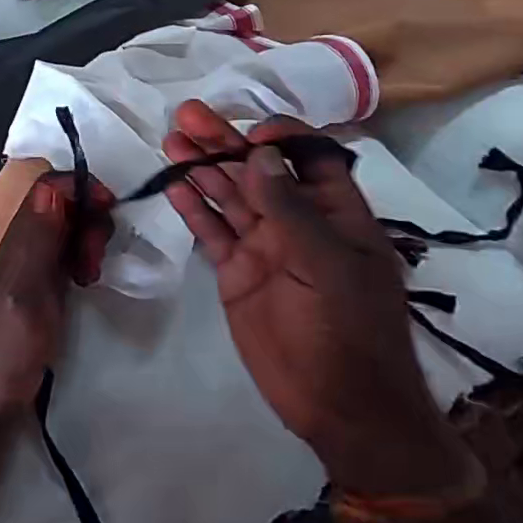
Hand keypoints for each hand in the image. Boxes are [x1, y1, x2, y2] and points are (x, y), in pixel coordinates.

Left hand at [0, 172, 114, 411]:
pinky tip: (88, 279)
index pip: (47, 187)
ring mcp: (34, 260)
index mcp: (15, 238)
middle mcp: (24, 241)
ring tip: (91, 274)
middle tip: (94, 259)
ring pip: (70, 224)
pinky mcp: (45, 279)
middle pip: (64, 201)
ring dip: (90, 238)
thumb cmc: (8, 347)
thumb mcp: (24, 294)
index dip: (79, 187)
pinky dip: (86, 255)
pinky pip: (71, 248)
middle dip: (89, 218)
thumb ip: (37, 242)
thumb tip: (51, 187)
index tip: (108, 207)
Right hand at [162, 102, 480, 496]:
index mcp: (335, 210)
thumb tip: (261, 153)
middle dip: (225, 142)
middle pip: (257, 169)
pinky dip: (195, 208)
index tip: (248, 134)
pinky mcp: (238, 272)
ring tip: (172, 140)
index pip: (307, 156)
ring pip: (230, 195)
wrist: (340, 406)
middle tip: (187, 115)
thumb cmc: (350, 327)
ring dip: (203, 167)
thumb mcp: (328, 262)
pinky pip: (213, 232)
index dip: (278, 138)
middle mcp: (297, 220)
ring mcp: (265, 245)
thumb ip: (290, 206)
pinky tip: (174, 185)